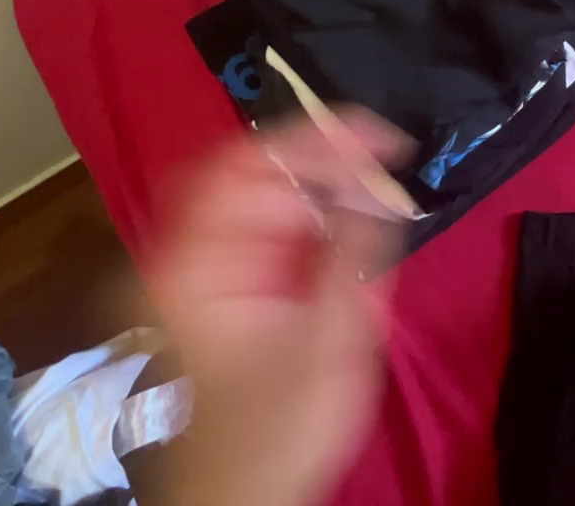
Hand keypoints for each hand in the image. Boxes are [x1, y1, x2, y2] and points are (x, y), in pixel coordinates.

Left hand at [153, 113, 410, 505]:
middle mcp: (186, 258)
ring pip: (264, 197)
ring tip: (379, 194)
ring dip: (325, 188)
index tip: (378, 139)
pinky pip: (269, 228)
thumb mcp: (329, 341)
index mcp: (193, 268)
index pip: (243, 167)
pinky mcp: (224, 286)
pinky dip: (316, 217)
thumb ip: (353, 253)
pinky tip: (354, 226)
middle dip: (326, 163)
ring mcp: (202, 271)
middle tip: (387, 164)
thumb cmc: (278, 435)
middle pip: (254, 175)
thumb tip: (374, 184)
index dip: (311, 140)